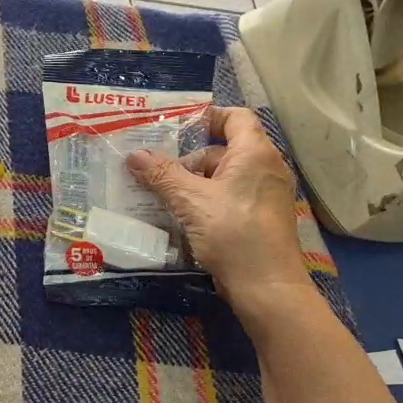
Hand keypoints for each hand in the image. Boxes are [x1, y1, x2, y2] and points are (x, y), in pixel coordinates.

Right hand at [126, 106, 309, 303]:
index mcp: (255, 153)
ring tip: (162, 194)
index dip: (207, 116)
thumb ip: (161, 174)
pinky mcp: (261, 217)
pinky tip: (182, 214)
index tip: (176, 127)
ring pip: (225, 175)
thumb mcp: (190, 200)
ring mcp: (266, 194)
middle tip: (157, 169)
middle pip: (224, 148)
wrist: (267, 287)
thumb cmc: (232, 233)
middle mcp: (267, 168)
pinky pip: (230, 196)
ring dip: (194, 181)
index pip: (236, 117)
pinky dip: (207, 199)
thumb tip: (134, 155)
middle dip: (190, 158)